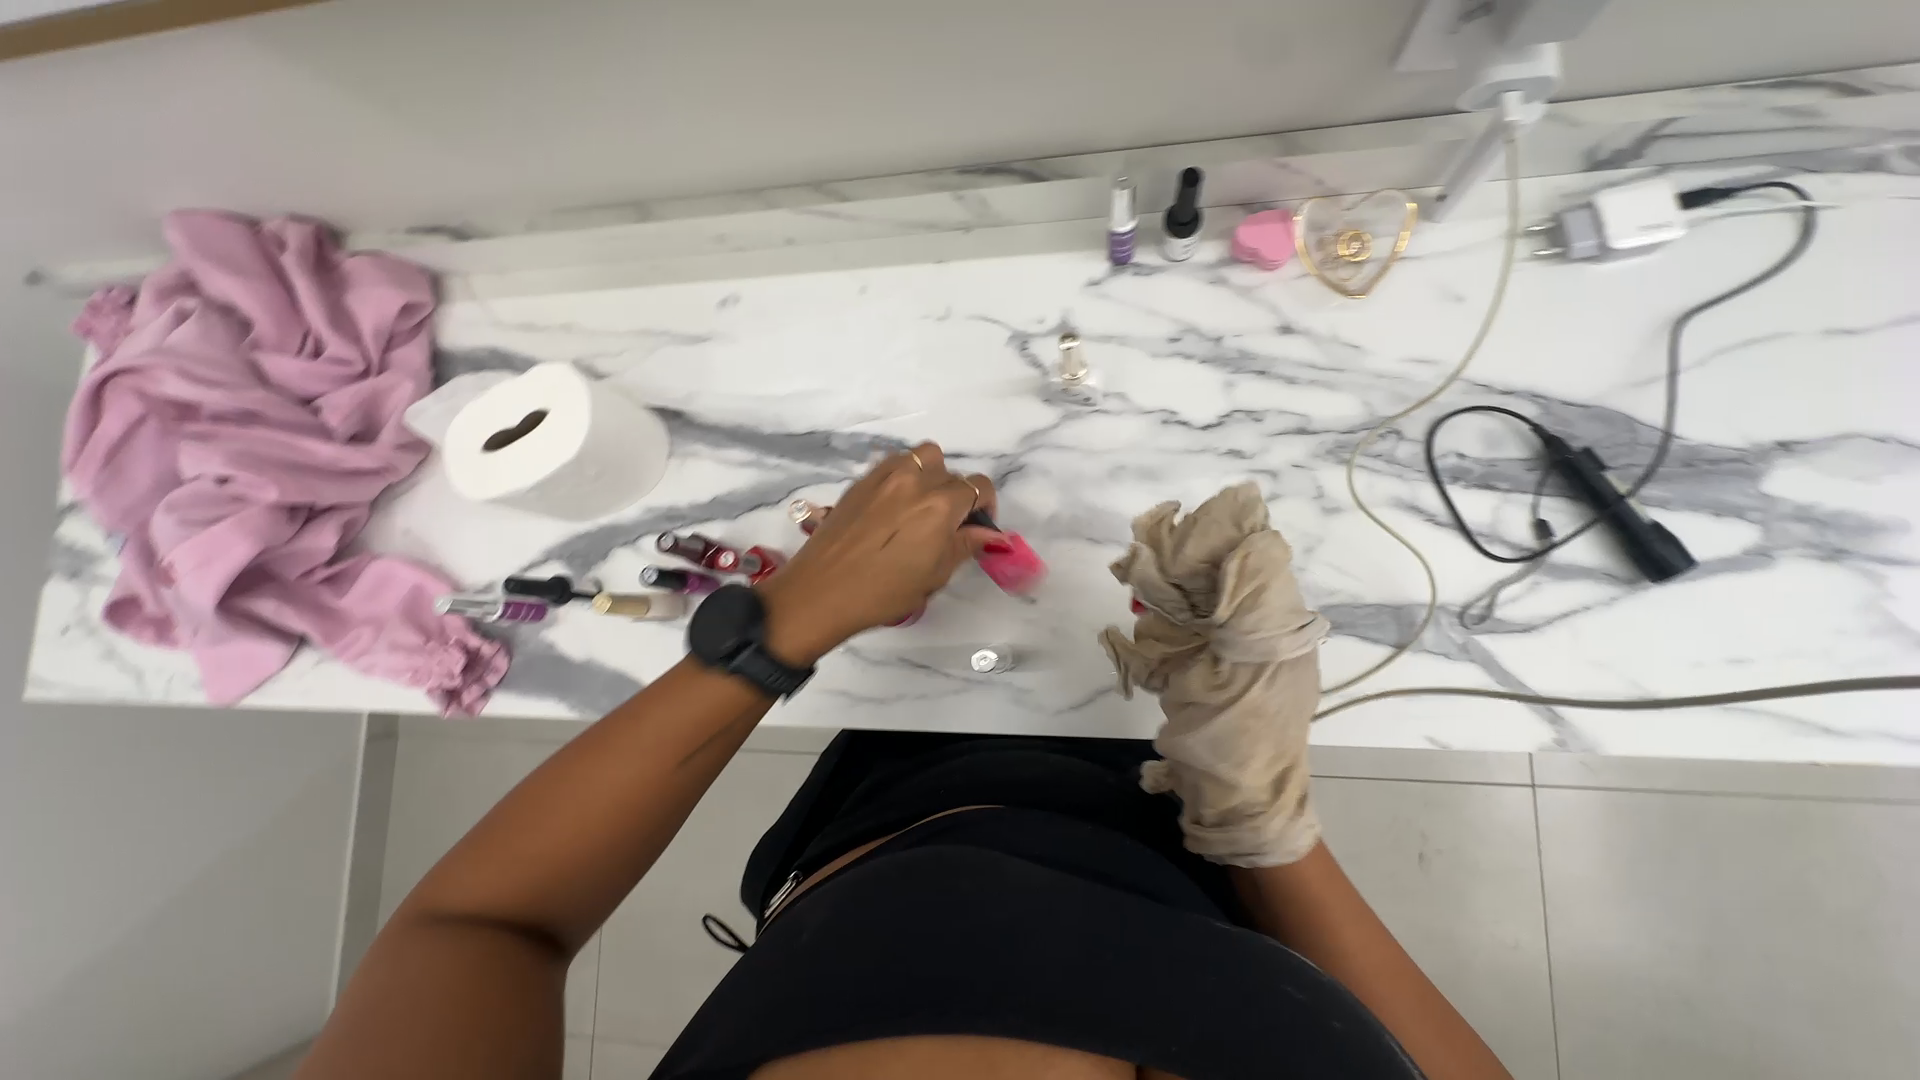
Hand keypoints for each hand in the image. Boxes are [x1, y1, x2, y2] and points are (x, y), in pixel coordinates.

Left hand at [757, 442, 997, 663]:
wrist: (821, 591)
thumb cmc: (883, 592)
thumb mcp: (934, 576)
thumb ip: (964, 546)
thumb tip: (990, 533)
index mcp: (940, 505)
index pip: (979, 486)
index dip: (985, 507)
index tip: (976, 528)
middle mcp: (915, 481)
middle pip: (951, 472)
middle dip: (957, 494)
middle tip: (948, 524)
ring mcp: (885, 476)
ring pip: (923, 457)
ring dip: (932, 475)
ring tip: (923, 506)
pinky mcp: (861, 481)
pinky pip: (894, 464)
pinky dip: (905, 476)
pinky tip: (895, 506)